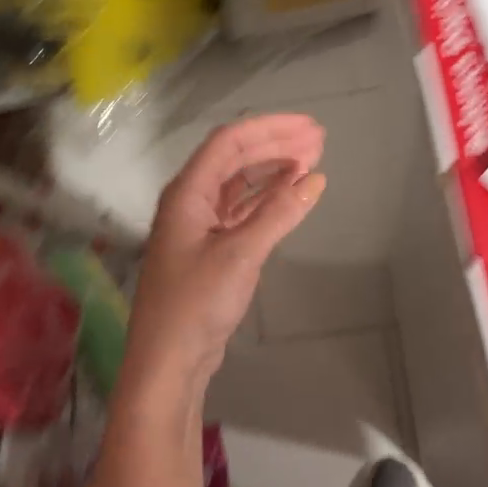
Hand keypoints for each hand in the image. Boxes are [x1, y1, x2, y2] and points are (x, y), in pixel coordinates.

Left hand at [122, 115, 326, 394]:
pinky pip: (241, 212)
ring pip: (238, 185)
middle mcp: (190, 202)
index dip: (270, 129)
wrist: (168, 359)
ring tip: (310, 164)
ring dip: (272, 172)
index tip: (309, 127)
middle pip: (234, 159)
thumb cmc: (196, 303)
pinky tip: (291, 197)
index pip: (229, 142)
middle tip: (318, 141)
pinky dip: (266, 202)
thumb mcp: (241, 254)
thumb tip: (315, 179)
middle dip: (275, 145)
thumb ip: (278, 214)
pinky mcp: (210, 251)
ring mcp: (199, 227)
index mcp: (187, 193)